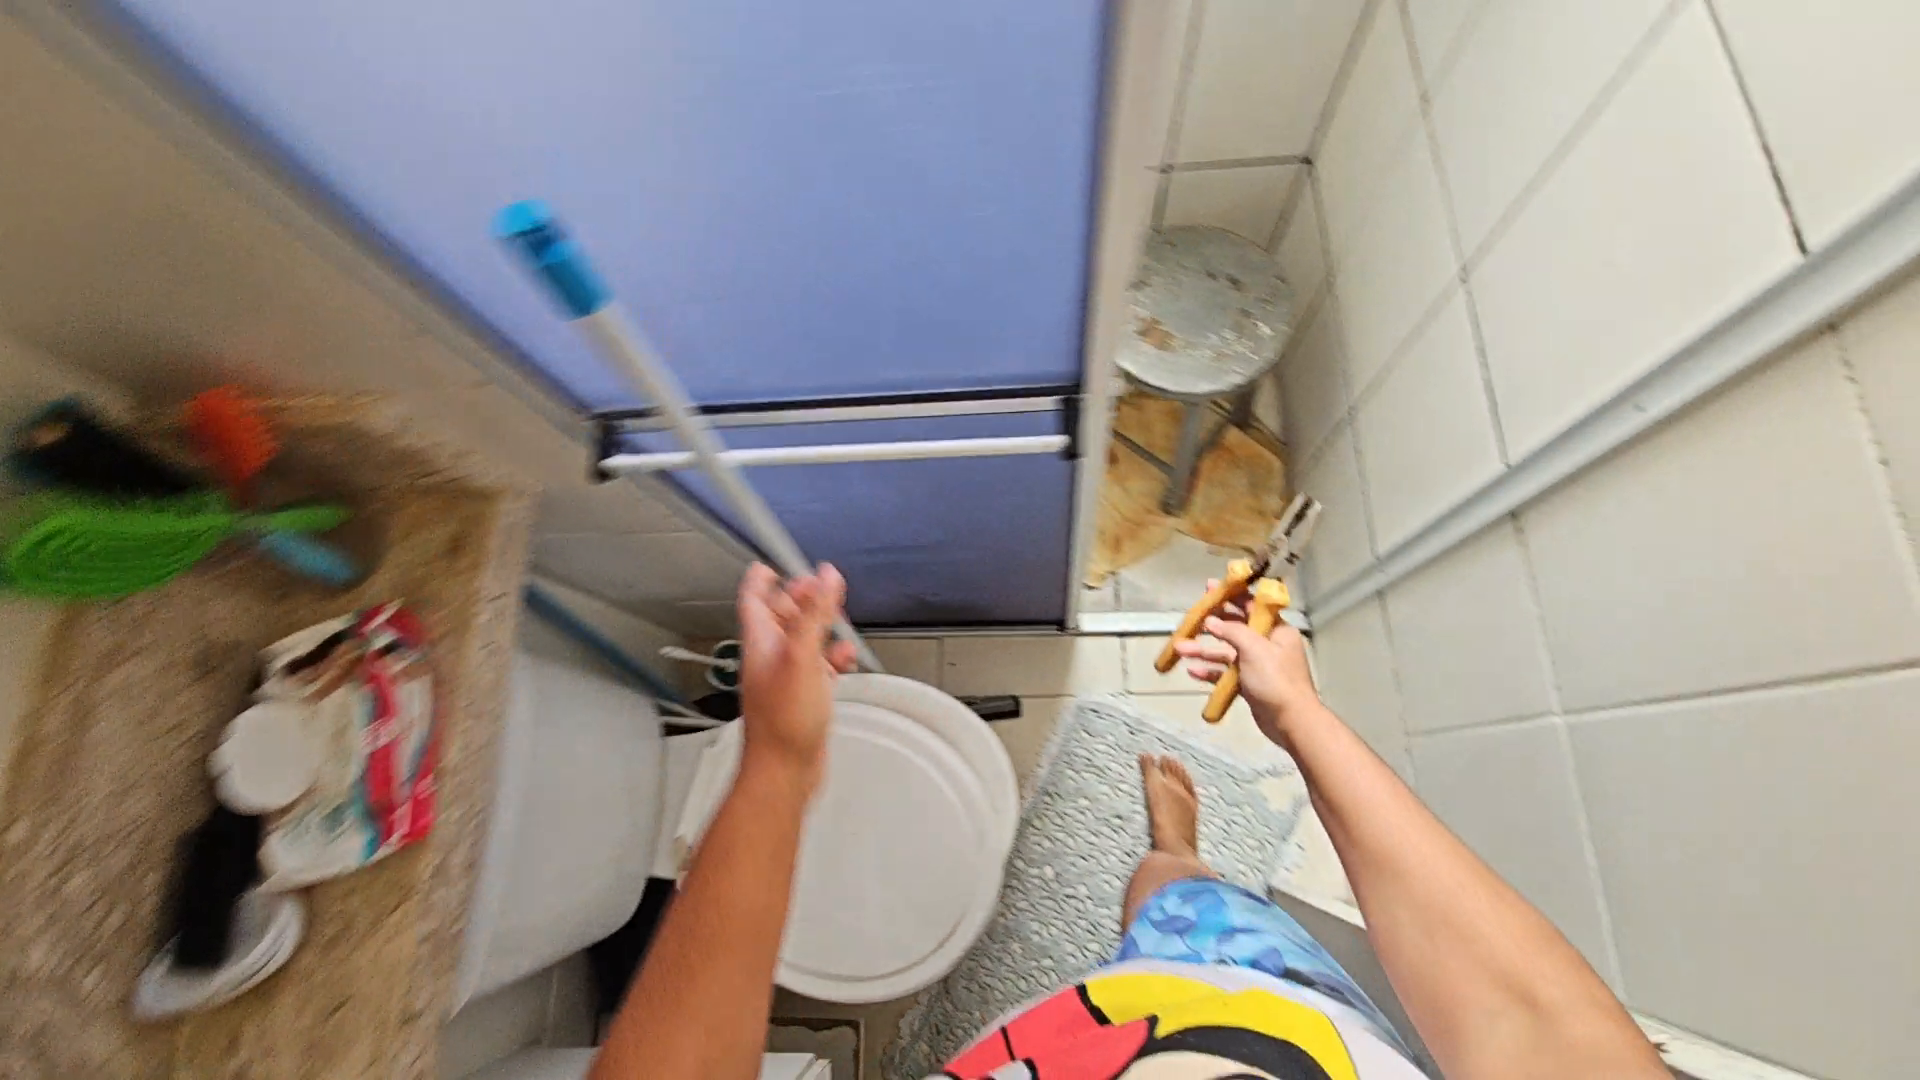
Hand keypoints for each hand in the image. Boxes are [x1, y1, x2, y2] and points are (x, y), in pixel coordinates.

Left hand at [735, 562, 857, 797]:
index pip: (755, 598)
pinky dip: (832, 656)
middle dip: (801, 597)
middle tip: (820, 583)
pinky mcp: (803, 695)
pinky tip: (844, 656)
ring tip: (837, 613)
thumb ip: (814, 614)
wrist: (785, 770)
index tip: (777, 561)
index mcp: (761, 641)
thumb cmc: (784, 721)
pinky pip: (818, 665)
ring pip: (802, 638)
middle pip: (781, 614)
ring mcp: (786, 676)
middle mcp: (770, 656)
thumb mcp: (801, 656)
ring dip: (820, 624)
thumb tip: (825, 576)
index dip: (764, 578)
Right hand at [1172, 579, 1322, 746]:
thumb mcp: (1254, 648)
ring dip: (1204, 650)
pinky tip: (1192, 671)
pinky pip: (1226, 672)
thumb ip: (1232, 631)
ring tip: (1179, 649)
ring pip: (1226, 652)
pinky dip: (1210, 671)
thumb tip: (1212, 621)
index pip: (1252, 605)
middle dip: (1212, 624)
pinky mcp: (1249, 684)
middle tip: (1192, 616)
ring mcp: (1257, 665)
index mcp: (1276, 630)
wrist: (1291, 721)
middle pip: (1236, 628)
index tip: (1210, 587)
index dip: (1231, 595)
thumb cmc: (1276, 679)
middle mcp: (1267, 644)